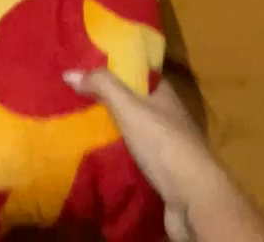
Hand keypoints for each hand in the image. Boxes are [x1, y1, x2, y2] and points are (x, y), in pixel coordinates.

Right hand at [63, 69, 263, 241]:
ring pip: (134, 130)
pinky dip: (118, 154)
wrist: (194, 197)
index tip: (87, 66)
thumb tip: (69, 72)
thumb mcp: (129, 107)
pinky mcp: (162, 172)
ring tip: (80, 126)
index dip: (115, 67)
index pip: (137, 72)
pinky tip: (98, 154)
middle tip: (76, 98)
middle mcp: (167, 115)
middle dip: (109, 100)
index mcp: (164, 92)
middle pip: (134, 101)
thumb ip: (102, 86)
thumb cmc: (163, 142)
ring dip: (112, 130)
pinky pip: (135, 156)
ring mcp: (167, 146)